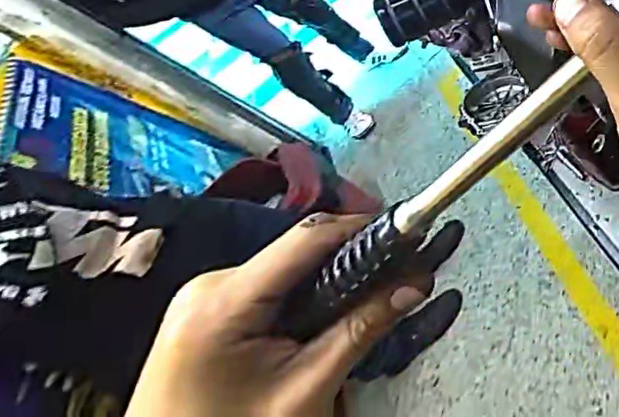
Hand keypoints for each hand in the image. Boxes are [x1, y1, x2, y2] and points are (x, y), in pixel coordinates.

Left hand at [126, 214, 455, 416]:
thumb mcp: (304, 391)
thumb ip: (362, 329)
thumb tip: (418, 282)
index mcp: (220, 301)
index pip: (310, 237)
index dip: (365, 227)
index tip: (411, 234)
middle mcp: (207, 285)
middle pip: (302, 248)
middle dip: (352, 257)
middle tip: (398, 272)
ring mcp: (201, 298)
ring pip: (290, 264)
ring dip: (330, 275)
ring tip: (365, 299)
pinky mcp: (203, 312)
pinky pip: (271, 283)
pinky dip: (305, 291)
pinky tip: (323, 316)